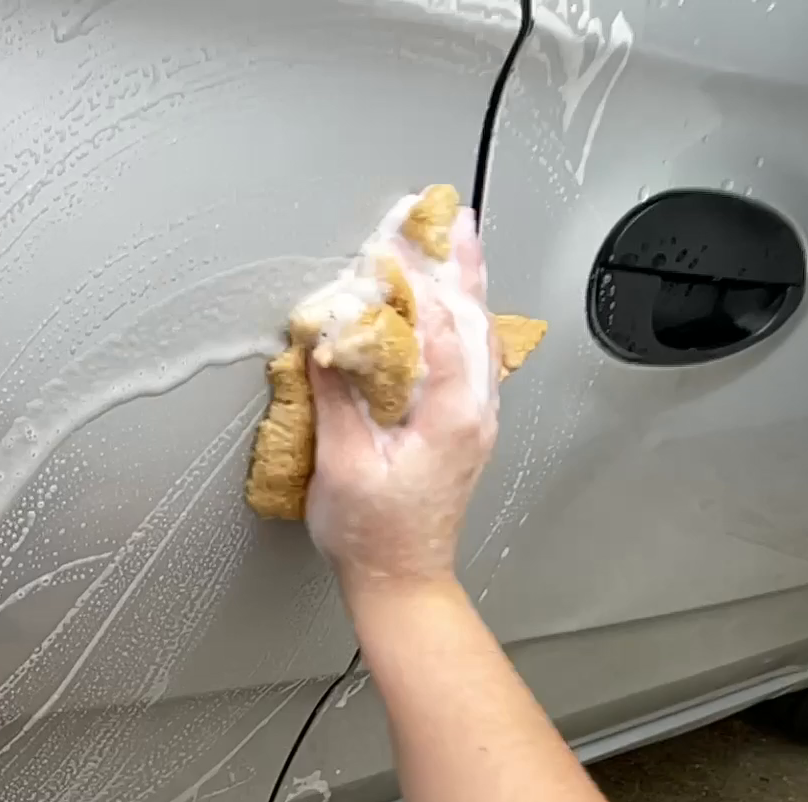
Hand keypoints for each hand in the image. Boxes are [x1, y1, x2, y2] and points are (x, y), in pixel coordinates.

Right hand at [304, 208, 499, 597]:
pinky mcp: (460, 429)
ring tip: (459, 246)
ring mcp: (473, 419)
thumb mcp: (344, 466)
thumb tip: (329, 345)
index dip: (413, 281)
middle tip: (449, 217)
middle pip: (473, 319)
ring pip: (478, 336)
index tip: (390, 244)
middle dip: (458, 264)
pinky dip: (460, 322)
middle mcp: (473, 409)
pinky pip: (470, 360)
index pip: (439, 326)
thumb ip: (339, 400)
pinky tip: (453, 313)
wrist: (400, 579)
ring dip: (466, 287)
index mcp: (450, 414)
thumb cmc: (372, 532)